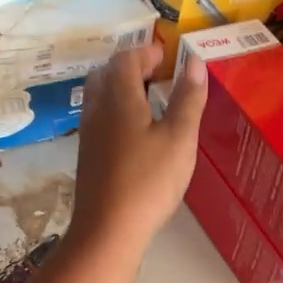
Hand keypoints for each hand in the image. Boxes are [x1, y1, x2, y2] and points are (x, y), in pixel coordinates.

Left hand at [68, 42, 207, 254]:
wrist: (108, 230)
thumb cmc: (148, 181)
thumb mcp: (179, 138)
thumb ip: (187, 98)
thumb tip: (194, 63)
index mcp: (119, 98)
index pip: (126, 59)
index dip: (146, 52)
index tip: (167, 56)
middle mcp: (97, 110)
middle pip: (107, 74)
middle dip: (131, 67)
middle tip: (158, 74)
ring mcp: (88, 134)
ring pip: (100, 97)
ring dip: (122, 89)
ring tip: (150, 100)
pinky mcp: (88, 156)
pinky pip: (100, 118)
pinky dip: (117, 111)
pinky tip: (137, 132)